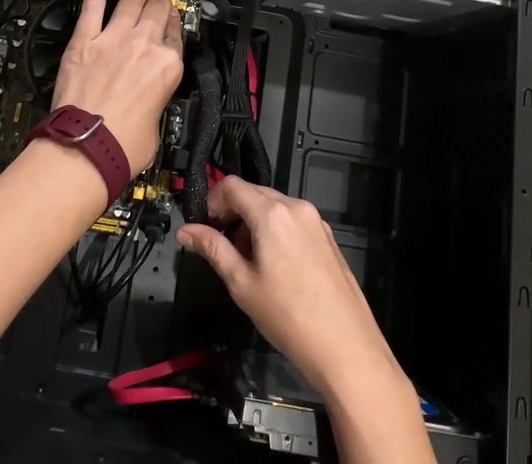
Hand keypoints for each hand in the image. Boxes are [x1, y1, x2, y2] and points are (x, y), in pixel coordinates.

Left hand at [51, 0, 183, 172]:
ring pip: (130, 0)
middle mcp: (145, 45)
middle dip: (159, 1)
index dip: (173, 22)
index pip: (176, 33)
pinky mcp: (84, 41)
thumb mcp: (158, 122)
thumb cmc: (124, 145)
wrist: (87, 148)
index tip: (170, 19)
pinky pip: (93, 5)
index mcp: (169, 65)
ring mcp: (113, 38)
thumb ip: (156, 98)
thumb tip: (147, 98)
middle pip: (157, 9)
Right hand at [176, 177, 405, 397]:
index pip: (232, 186)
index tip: (205, 228)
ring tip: (247, 261)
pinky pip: (293, 220)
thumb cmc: (287, 315)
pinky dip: (275, 230)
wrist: (345, 346)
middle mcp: (297, 207)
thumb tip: (185, 231)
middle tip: (222, 247)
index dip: (212, 201)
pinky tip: (274, 266)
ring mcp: (316, 222)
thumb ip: (212, 249)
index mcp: (272, 213)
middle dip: (232, 213)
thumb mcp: (241, 283)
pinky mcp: (328, 238)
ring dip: (253, 222)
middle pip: (254, 193)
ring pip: (274, 206)